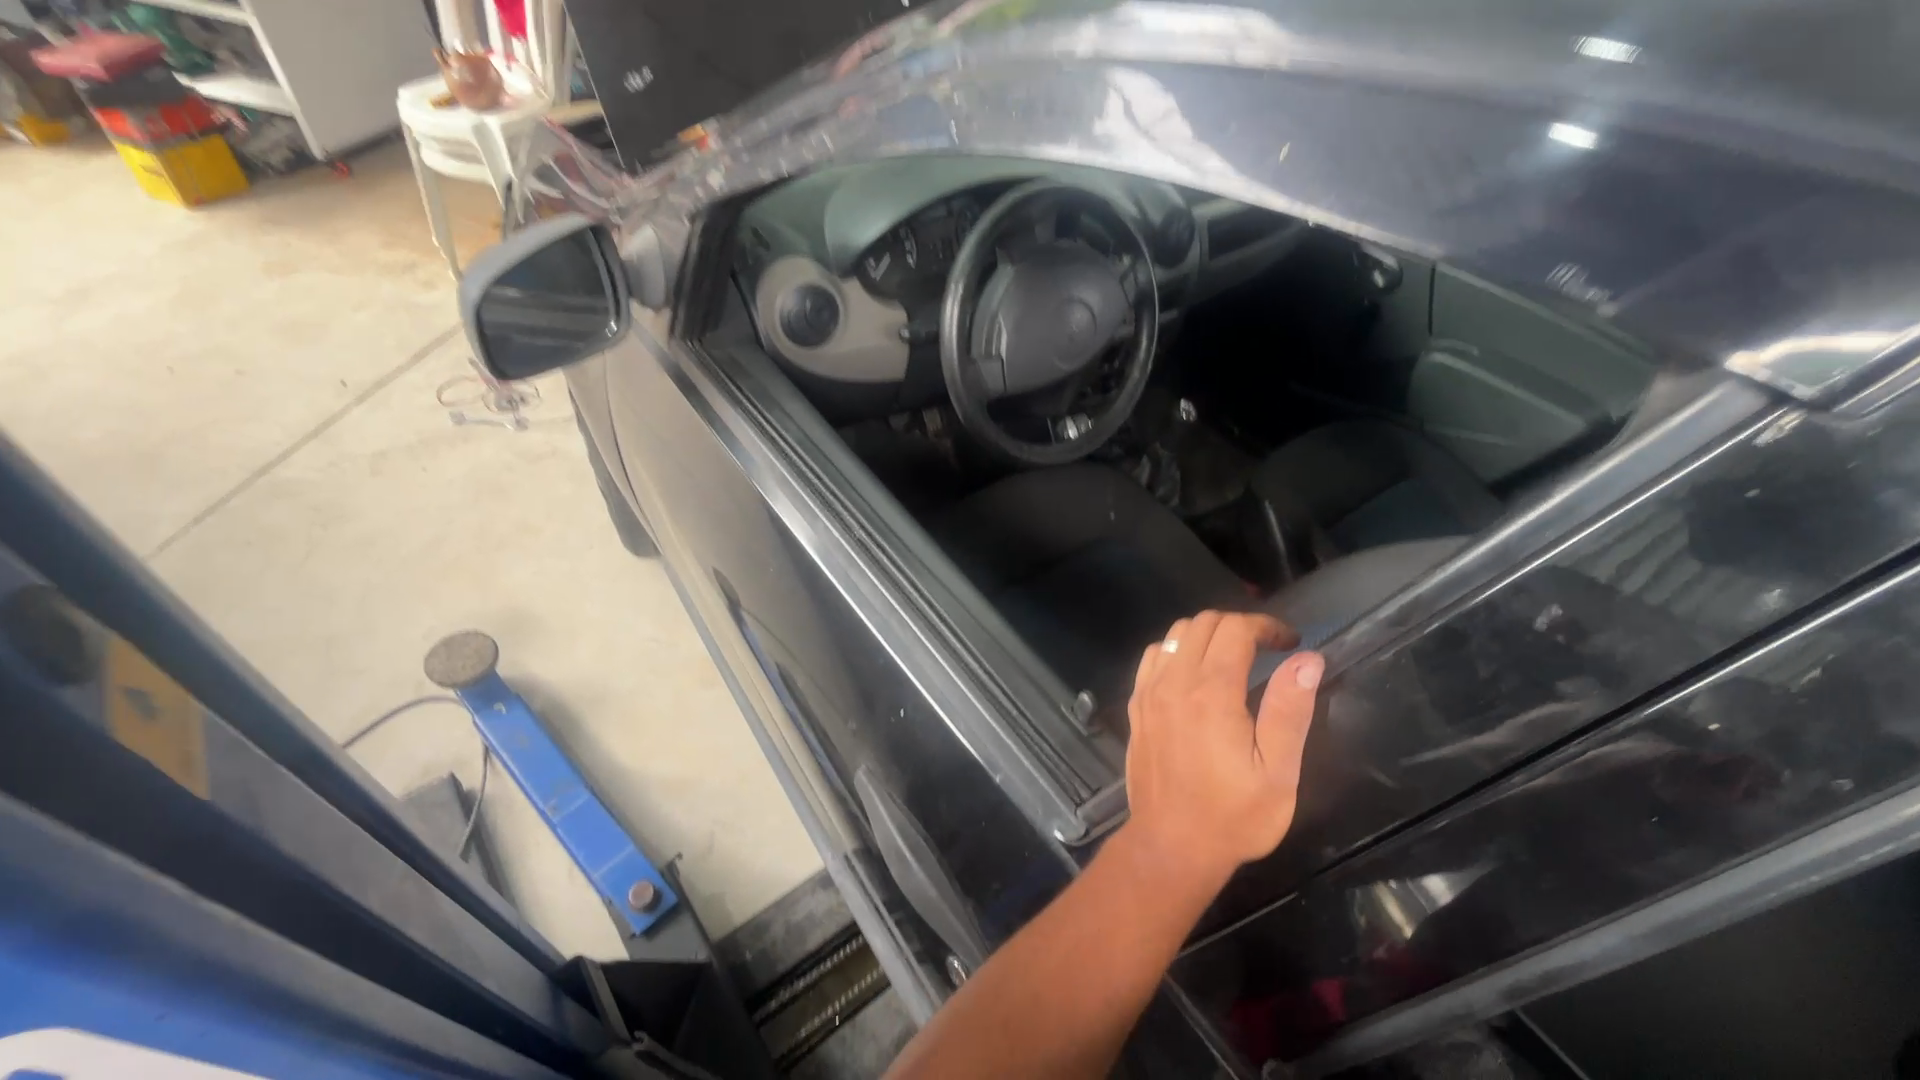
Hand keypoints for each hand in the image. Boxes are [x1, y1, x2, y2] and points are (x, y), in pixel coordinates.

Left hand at [1122, 611, 1322, 888]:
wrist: (1172, 846)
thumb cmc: (1234, 816)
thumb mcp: (1277, 772)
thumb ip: (1290, 710)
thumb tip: (1307, 659)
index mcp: (1211, 694)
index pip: (1236, 630)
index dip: (1267, 627)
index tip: (1290, 644)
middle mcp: (1174, 683)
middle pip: (1203, 623)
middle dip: (1239, 626)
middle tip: (1268, 650)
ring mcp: (1148, 694)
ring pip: (1175, 635)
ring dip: (1206, 634)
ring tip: (1234, 657)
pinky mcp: (1136, 708)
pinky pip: (1153, 658)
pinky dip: (1177, 651)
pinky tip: (1194, 675)